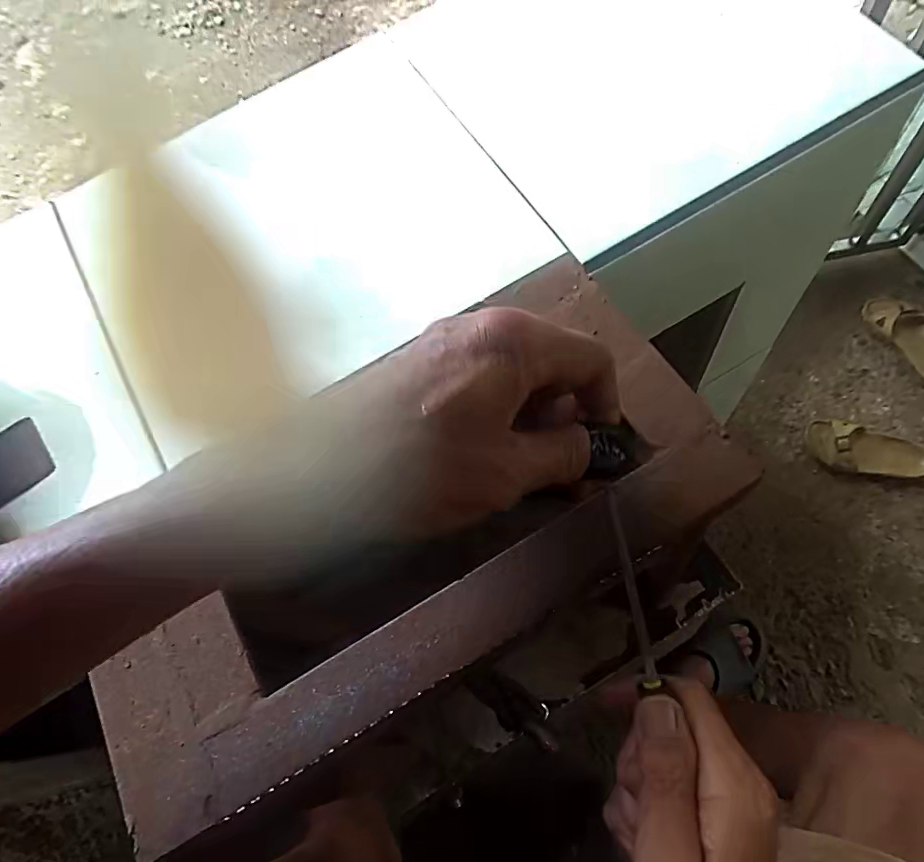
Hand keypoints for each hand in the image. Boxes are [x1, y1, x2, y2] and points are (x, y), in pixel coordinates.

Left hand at [138, 307, 619, 579]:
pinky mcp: (415, 362)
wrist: (316, 470)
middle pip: (551, 360)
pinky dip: (492, 411)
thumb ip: (562, 455)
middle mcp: (480, 325)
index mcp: (513, 340)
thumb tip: (584, 446)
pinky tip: (474, 452)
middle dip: (563, 412)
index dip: (607, 404)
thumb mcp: (507, 473)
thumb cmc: (420, 470)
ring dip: (527, 416)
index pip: (591, 359)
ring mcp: (442, 340)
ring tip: (514, 466)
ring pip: (512, 372)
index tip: (598, 446)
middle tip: (555, 464)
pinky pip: (475, 379)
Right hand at [605, 678, 801, 861]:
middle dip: (640, 753)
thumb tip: (659, 702)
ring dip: (639, 785)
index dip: (645, 693)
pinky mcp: (719, 820)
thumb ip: (665, 776)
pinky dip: (647, 807)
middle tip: (630, 805)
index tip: (603, 708)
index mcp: (734, 784)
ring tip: (637, 835)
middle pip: (675, 725)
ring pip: (667, 756)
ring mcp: (732, 801)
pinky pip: (671, 787)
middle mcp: (741, 782)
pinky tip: (642, 844)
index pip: (692, 700)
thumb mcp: (665, 859)